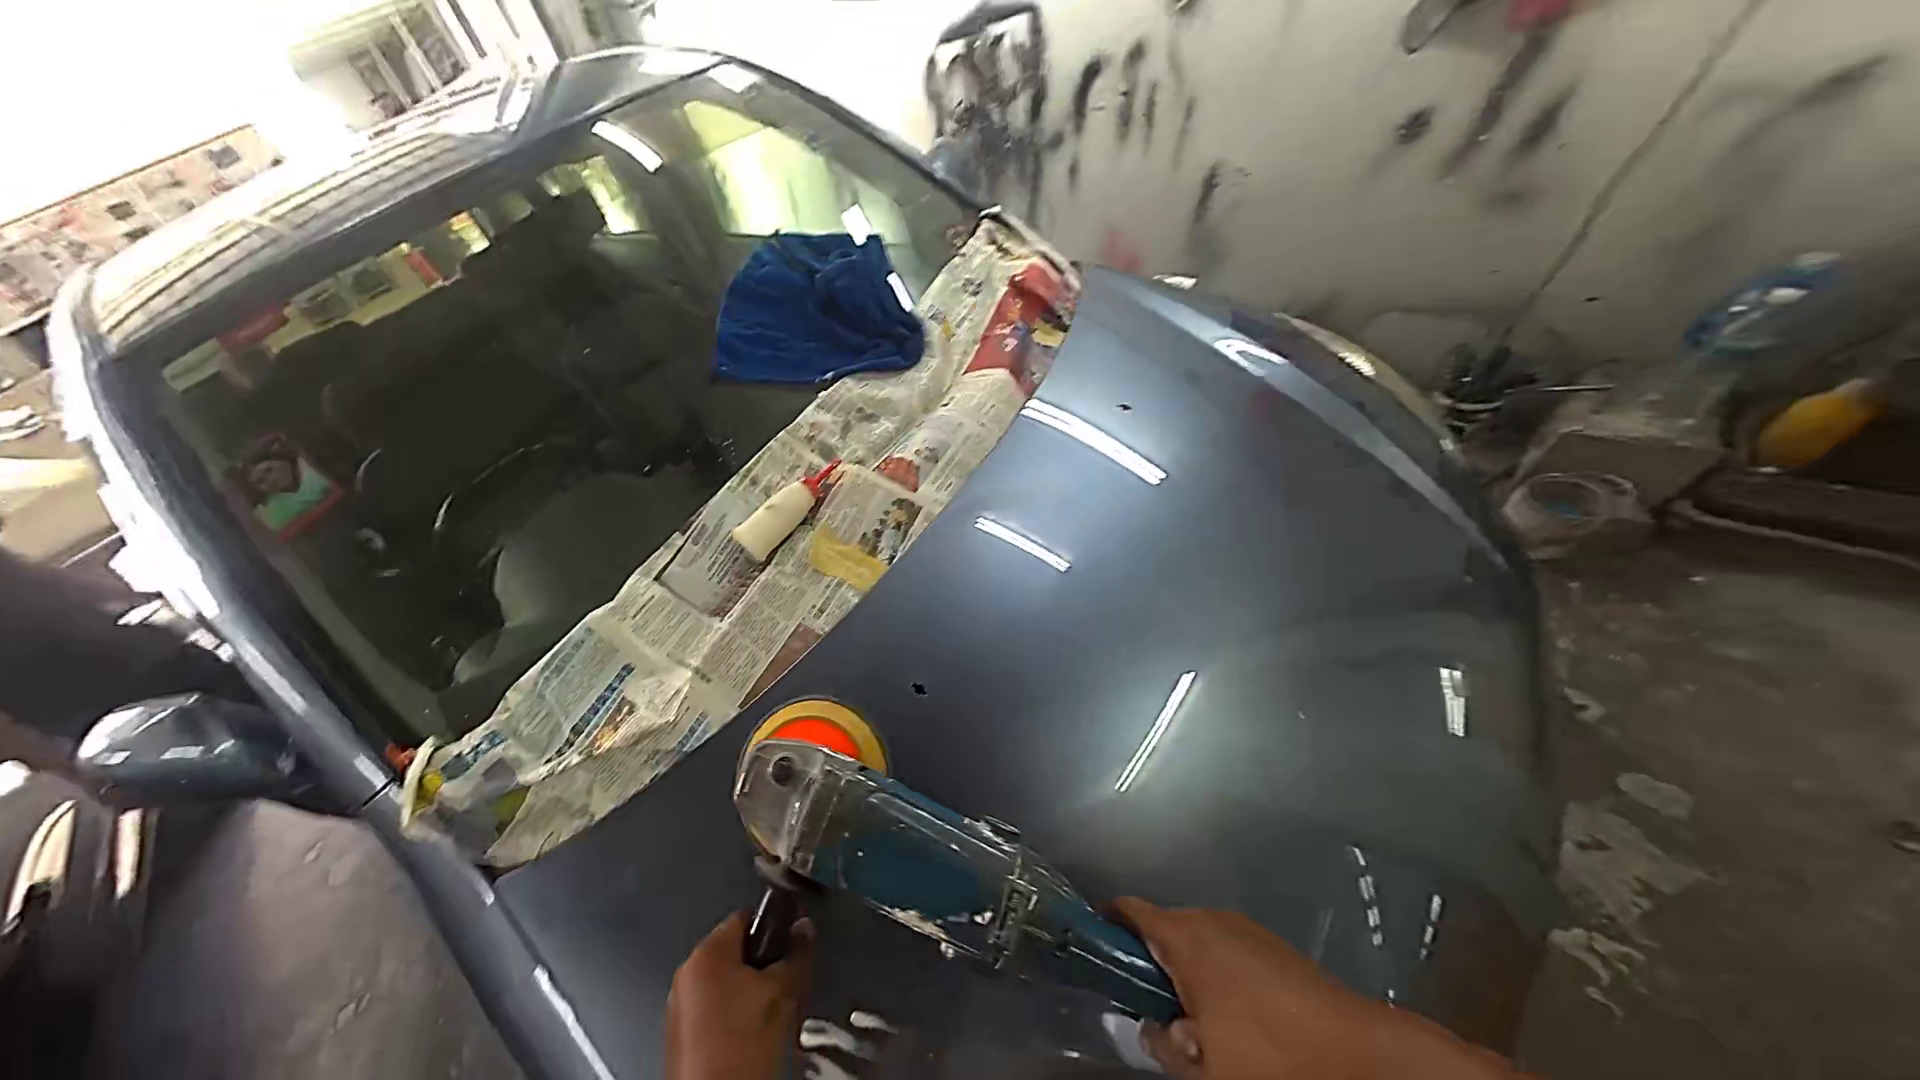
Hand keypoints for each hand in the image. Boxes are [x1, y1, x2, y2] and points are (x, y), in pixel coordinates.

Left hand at [665, 911, 813, 1079]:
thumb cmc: (746, 1043)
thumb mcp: (783, 991)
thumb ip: (797, 953)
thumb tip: (804, 928)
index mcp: (707, 954)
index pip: (745, 916)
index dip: (774, 925)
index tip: (792, 941)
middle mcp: (686, 973)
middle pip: (736, 950)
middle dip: (763, 962)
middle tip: (785, 981)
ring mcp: (679, 1006)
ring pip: (726, 980)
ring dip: (750, 988)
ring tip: (771, 1011)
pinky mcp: (679, 1035)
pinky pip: (713, 1006)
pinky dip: (733, 1011)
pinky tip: (751, 1032)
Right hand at [1111, 898, 1522, 1079]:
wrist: (1363, 1056)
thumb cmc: (1270, 1057)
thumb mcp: (1204, 1067)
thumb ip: (1164, 1043)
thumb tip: (1154, 1028)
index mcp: (1185, 936)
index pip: (1129, 910)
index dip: (1106, 923)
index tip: (1094, 948)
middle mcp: (1211, 918)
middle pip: (1163, 925)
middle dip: (1149, 958)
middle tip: (1147, 1002)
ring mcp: (1246, 929)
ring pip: (1197, 938)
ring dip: (1186, 966)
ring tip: (1193, 1014)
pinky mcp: (1275, 946)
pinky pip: (1227, 948)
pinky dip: (1217, 971)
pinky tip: (1235, 1014)